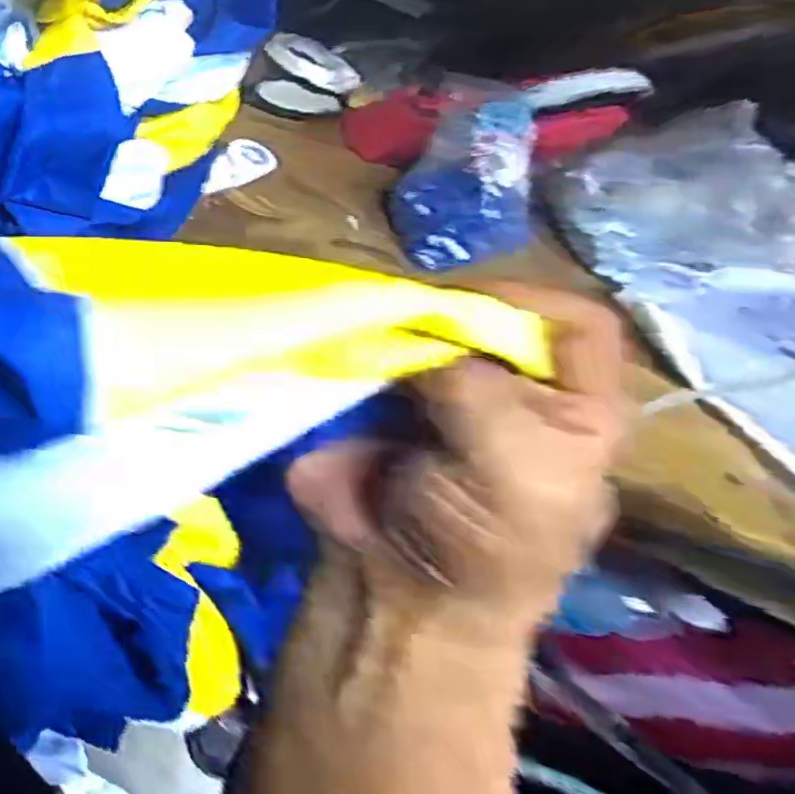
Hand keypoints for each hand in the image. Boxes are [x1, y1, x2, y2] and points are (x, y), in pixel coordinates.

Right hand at [287, 284, 628, 630]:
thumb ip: (474, 390)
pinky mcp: (356, 396)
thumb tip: (407, 325)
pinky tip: (313, 343)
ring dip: (373, 323)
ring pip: (405, 329)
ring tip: (338, 325)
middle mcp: (496, 385)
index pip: (570, 323)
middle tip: (381, 316)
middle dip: (431, 310)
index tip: (458, 309)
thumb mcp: (512, 472)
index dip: (523, 302)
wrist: (387, 580)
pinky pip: (350, 355)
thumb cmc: (481, 541)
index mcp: (566, 405)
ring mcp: (420, 388)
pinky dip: (332, 343)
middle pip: (475, 317)